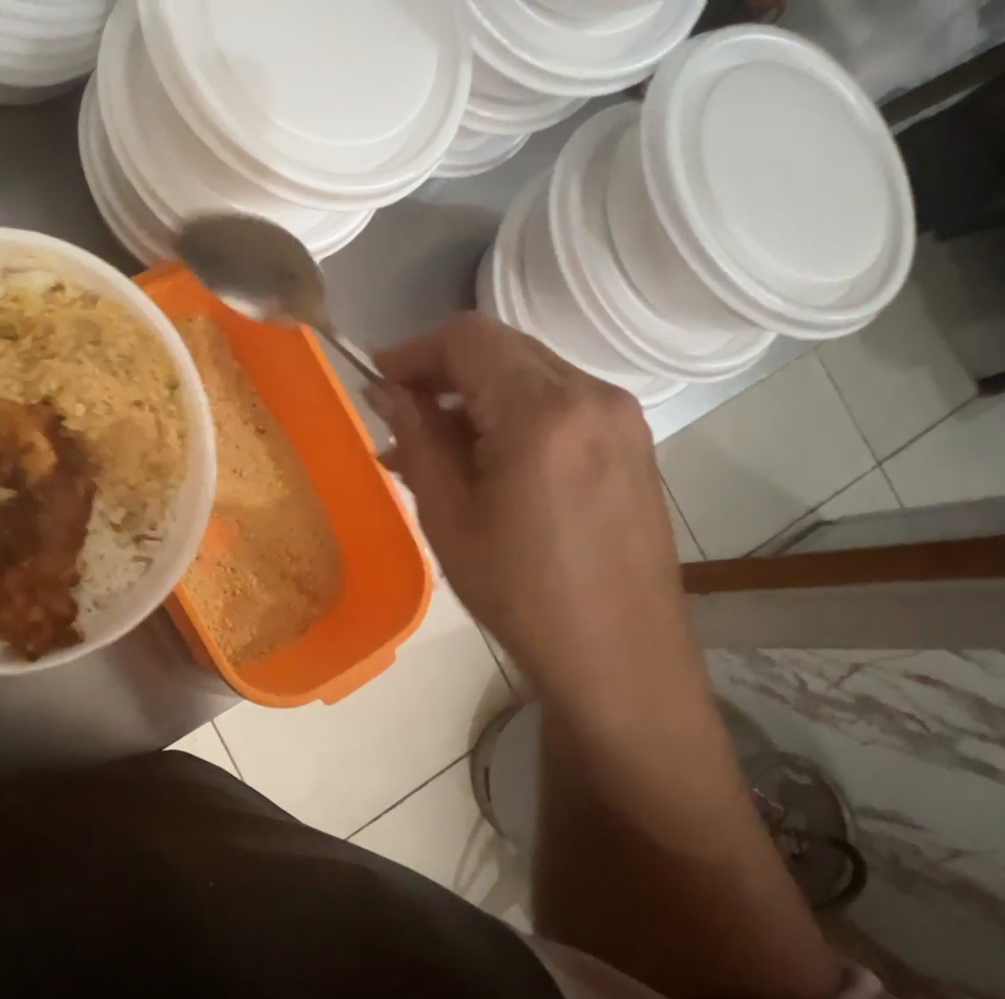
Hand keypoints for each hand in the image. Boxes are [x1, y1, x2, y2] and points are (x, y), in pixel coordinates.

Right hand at [368, 314, 696, 708]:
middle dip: (441, 370)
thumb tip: (388, 392)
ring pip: (530, 371)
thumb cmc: (518, 591)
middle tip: (396, 416)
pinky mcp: (631, 440)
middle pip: (502, 347)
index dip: (412, 352)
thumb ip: (418, 439)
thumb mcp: (448, 516)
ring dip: (474, 392)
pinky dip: (510, 411)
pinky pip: (557, 400)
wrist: (616, 652)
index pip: (468, 339)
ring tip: (432, 447)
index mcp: (542, 413)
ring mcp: (620, 416)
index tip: (373, 383)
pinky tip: (483, 459)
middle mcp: (591, 395)